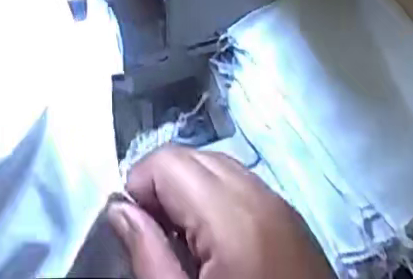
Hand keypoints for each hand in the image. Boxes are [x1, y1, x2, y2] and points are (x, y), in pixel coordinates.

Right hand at [109, 145, 332, 278]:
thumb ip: (149, 255)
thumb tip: (120, 211)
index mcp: (231, 214)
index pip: (168, 161)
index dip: (137, 188)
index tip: (128, 230)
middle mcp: (259, 193)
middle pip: (194, 157)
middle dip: (163, 187)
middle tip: (149, 240)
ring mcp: (280, 203)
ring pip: (219, 167)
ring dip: (190, 193)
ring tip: (178, 247)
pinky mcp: (292, 219)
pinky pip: (244, 186)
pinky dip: (219, 201)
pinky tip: (212, 246)